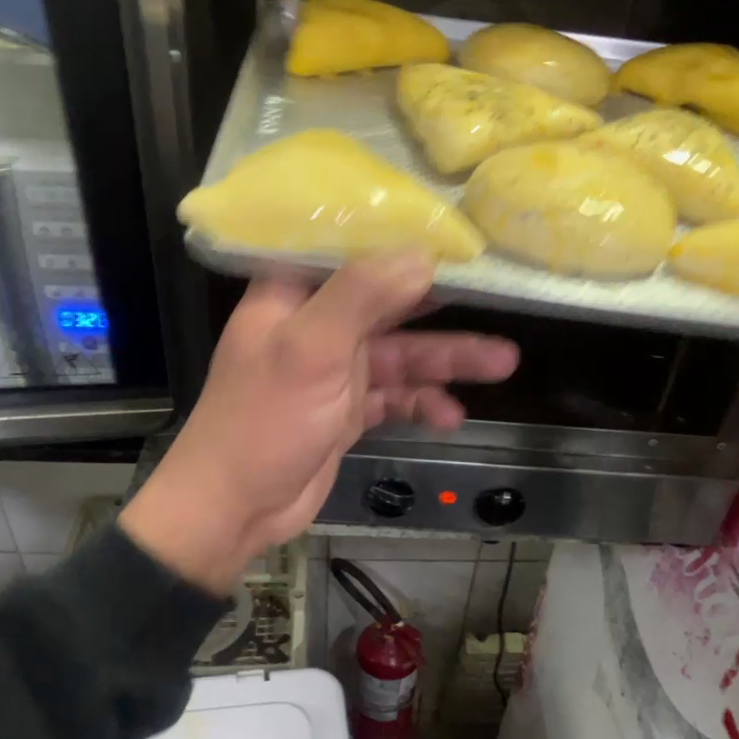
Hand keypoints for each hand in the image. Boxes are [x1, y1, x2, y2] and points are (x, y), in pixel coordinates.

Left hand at [121, 255, 518, 591]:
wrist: (235, 508)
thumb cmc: (264, 422)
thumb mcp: (312, 350)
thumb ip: (363, 296)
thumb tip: (422, 254)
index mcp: (292, 295)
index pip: (348, 247)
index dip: (398, 236)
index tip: (453, 230)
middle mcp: (315, 326)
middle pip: (387, 302)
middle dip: (441, 305)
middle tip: (500, 298)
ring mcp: (332, 373)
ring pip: (399, 354)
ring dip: (446, 360)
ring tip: (503, 362)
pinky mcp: (345, 414)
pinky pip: (394, 398)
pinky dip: (422, 404)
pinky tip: (450, 416)